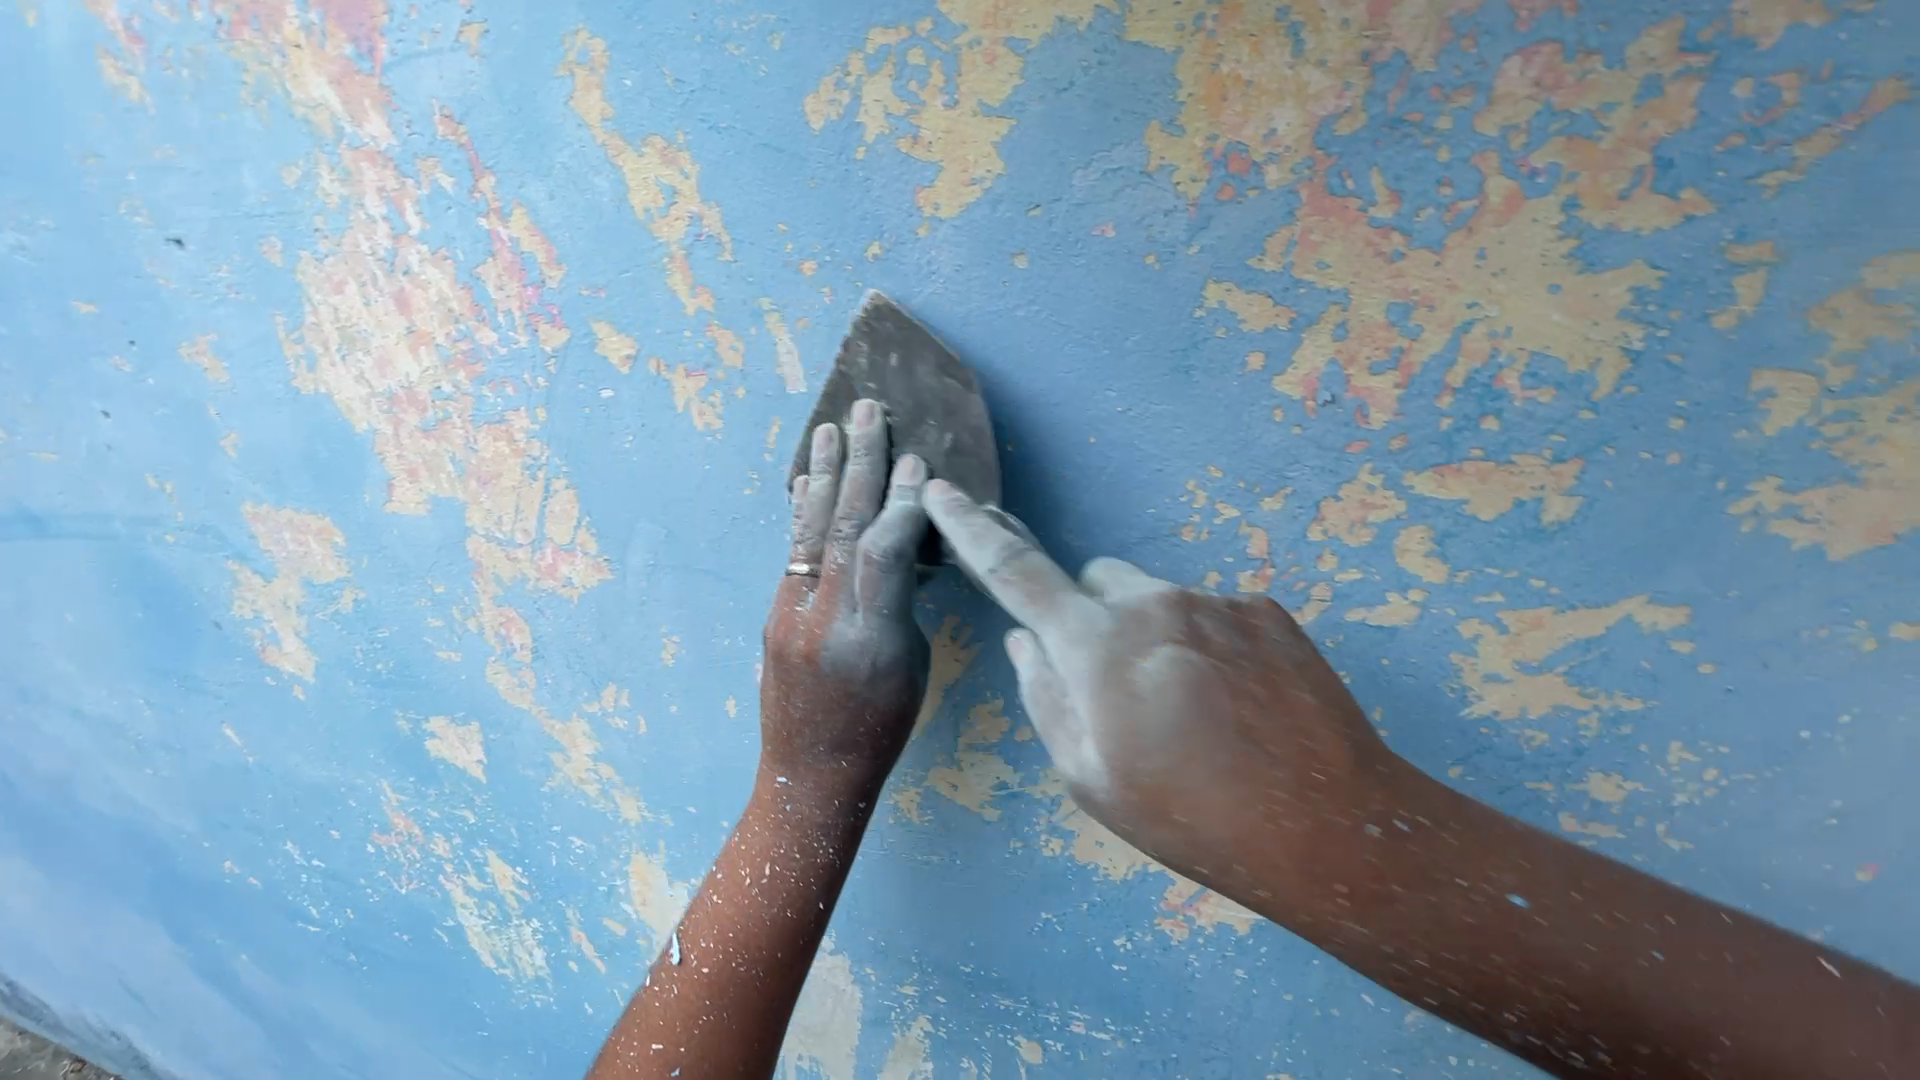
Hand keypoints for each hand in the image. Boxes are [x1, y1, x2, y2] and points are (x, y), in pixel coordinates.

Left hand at [762, 400, 930, 797]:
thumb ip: (901, 602)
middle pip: (843, 528)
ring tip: (830, 427)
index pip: (882, 553)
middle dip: (859, 465)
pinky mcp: (773, 617)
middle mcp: (825, 620)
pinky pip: (792, 553)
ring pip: (811, 532)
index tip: (918, 464)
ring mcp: (790, 616)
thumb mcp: (911, 666)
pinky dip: (802, 512)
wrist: (810, 773)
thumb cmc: (879, 727)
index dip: (902, 504)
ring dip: (825, 475)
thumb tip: (898, 548)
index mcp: (872, 640)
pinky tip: (806, 481)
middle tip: (867, 412)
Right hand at [924, 480, 1404, 905]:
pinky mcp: (1265, 608)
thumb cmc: (1188, 816)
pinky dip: (1203, 641)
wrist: (1326, 825)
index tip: (942, 490)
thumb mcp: (1088, 777)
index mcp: (1096, 645)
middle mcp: (1151, 602)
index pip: (1016, 571)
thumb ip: (1045, 697)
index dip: (971, 528)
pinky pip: (1208, 609)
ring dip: (1150, 631)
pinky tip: (1234, 697)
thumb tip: (1023, 639)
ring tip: (1189, 702)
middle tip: (1118, 685)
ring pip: (1153, 597)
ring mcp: (1213, 599)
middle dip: (1089, 615)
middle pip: (1093, 580)